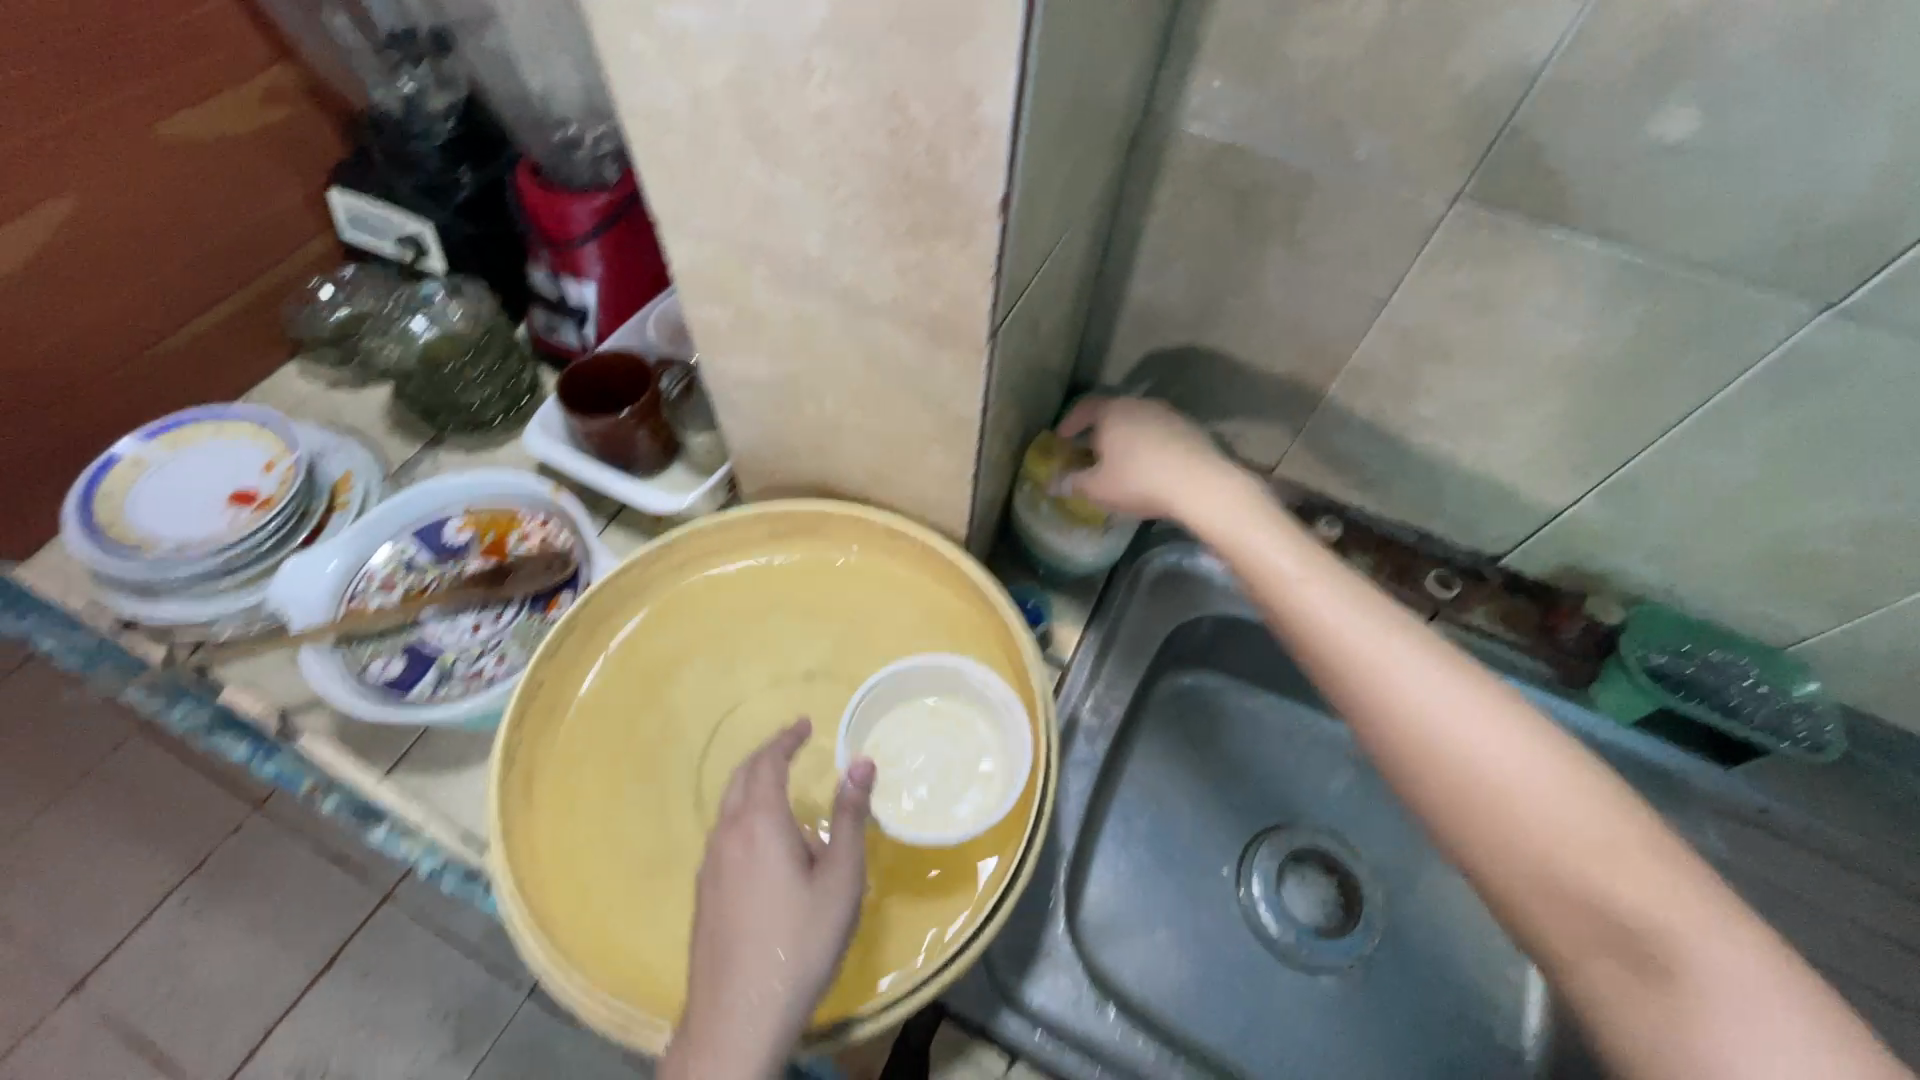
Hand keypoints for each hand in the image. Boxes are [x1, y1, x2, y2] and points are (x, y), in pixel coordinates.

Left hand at [664, 719, 876, 1079]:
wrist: (738, 1015)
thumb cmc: (801, 941)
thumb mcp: (841, 878)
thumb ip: (850, 817)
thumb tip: (862, 763)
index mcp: (759, 823)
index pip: (768, 763)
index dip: (786, 739)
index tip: (804, 724)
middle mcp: (727, 835)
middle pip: (741, 778)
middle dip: (767, 756)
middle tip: (794, 745)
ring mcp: (709, 866)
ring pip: (729, 809)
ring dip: (755, 789)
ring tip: (789, 800)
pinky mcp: (704, 893)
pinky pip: (725, 837)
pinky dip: (746, 819)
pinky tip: (768, 851)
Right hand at [1055, 396, 1242, 520]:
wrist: (1200, 484)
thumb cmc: (1138, 481)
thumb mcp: (1097, 488)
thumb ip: (1072, 482)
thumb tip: (1053, 483)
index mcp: (1112, 411)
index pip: (1083, 407)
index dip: (1069, 422)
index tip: (1061, 438)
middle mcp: (1139, 403)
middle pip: (1112, 411)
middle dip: (1098, 430)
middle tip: (1090, 450)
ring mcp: (1168, 413)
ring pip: (1138, 421)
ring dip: (1125, 437)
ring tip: (1121, 460)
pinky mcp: (1190, 427)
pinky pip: (1159, 432)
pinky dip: (1148, 444)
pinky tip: (1149, 465)